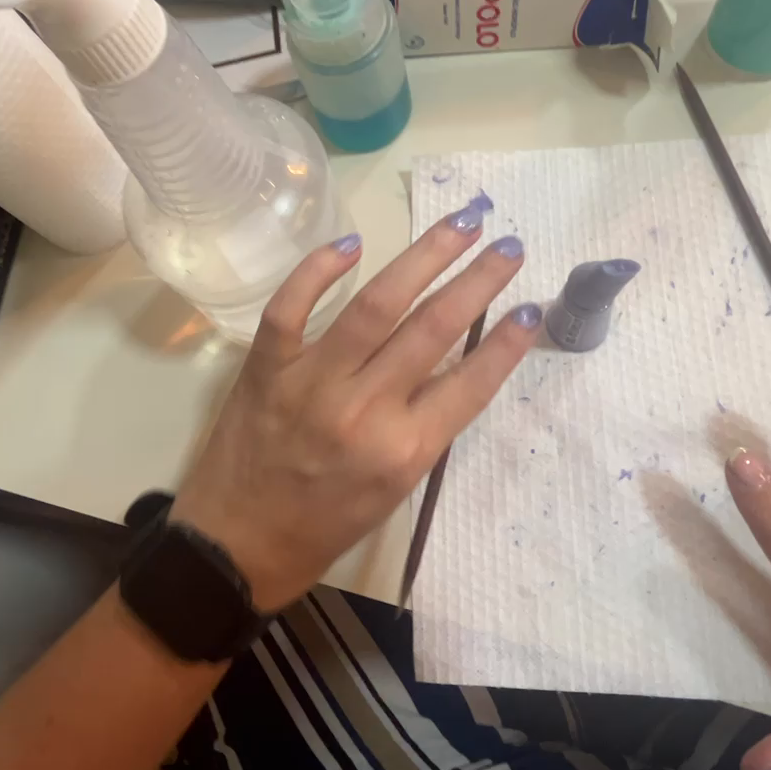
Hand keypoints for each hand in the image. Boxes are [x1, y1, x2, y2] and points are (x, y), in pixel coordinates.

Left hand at [170, 207, 539, 611]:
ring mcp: (311, 382)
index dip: (509, 342)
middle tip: (509, 245)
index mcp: (403, 451)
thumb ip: (424, 426)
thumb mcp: (393, 490)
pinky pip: (291, 306)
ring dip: (424, 257)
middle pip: (433, 329)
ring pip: (375, 305)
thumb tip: (452, 360)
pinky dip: (318, 269)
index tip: (534, 305)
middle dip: (479, 280)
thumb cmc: (323, 526)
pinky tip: (352, 242)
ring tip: (461, 223)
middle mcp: (363, 410)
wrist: (236, 545)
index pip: (471, 383)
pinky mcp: (266, 367)